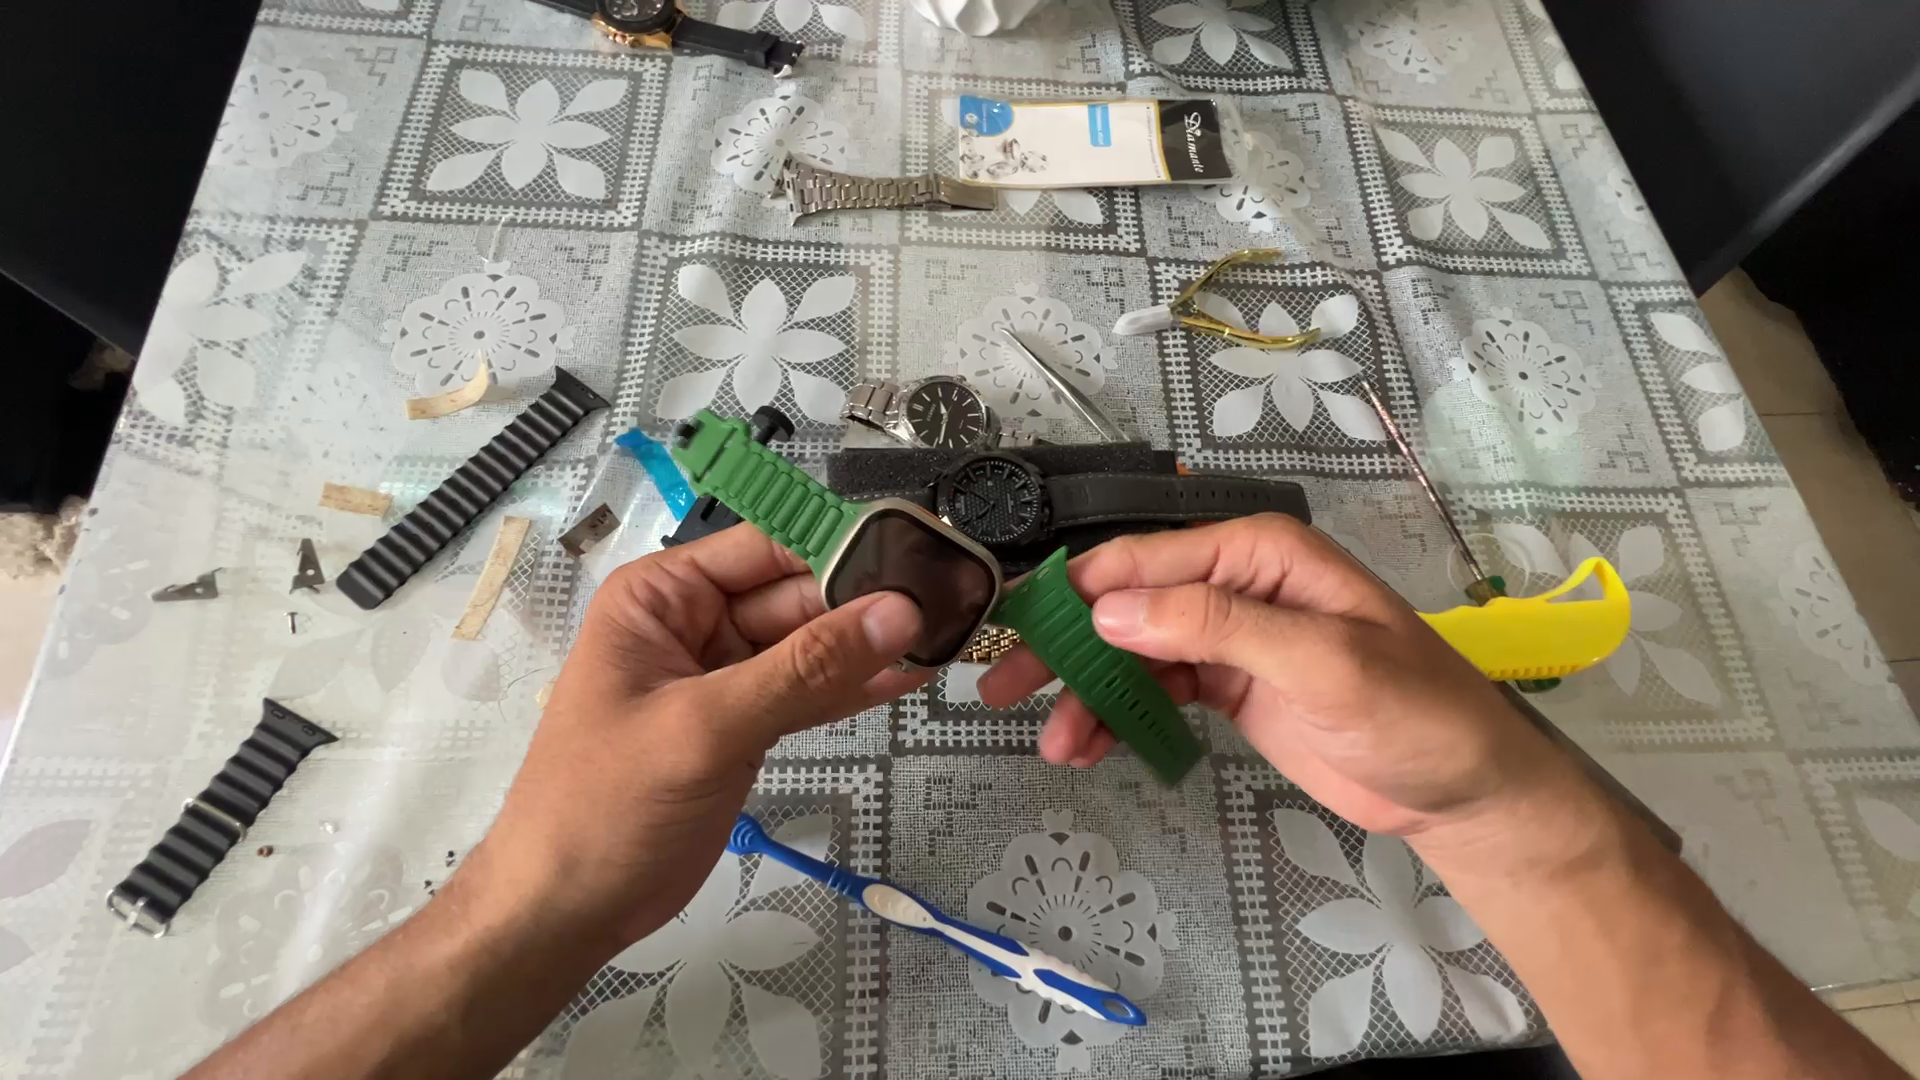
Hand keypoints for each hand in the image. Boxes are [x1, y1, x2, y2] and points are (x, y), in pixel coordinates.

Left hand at [457, 524, 924, 954]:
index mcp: (665, 595)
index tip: (918, 555)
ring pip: (811, 645)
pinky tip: (909, 678)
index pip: (767, 549)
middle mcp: (697, 621)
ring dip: (868, 646)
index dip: (840, 546)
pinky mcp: (748, 720)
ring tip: (943, 636)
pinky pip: (809, 691)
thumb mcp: (708, 725)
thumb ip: (808, 668)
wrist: (566, 913)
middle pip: (797, 596)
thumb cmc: (611, 804)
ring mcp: (726, 674)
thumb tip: (900, 611)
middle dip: (865, 602)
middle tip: (948, 603)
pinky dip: (854, 688)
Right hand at [978, 514, 1569, 843]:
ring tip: (1056, 744)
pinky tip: (1092, 746)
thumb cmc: (1411, 712)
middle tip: (1001, 686)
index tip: (1019, 631)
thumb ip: (1214, 626)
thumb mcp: (1320, 662)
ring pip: (1131, 654)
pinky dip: (1120, 716)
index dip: (1077, 595)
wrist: (1463, 792)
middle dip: (1064, 647)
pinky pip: (1154, 690)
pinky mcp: (1222, 684)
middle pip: (1124, 606)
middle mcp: (1228, 583)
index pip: (1144, 561)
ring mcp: (1222, 636)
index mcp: (1253, 553)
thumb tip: (1110, 611)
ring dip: (1088, 695)